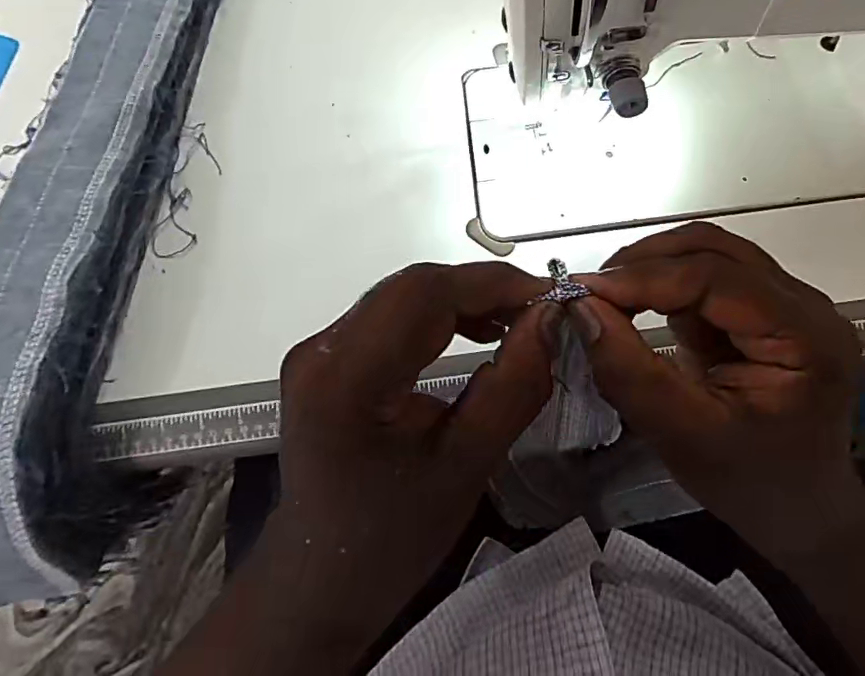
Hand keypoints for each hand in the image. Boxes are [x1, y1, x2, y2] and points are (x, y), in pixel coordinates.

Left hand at [262, 263, 554, 653]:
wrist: (320, 580)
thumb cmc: (390, 541)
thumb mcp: (465, 468)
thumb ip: (512, 387)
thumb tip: (547, 321)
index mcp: (344, 379)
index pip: (421, 296)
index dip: (488, 284)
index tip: (545, 297)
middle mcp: (320, 350)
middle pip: (409, 290)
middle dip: (478, 289)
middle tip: (536, 310)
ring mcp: (317, 350)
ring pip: (400, 297)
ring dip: (459, 299)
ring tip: (513, 321)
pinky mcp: (325, 358)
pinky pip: (388, 317)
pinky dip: (436, 316)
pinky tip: (473, 330)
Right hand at [570, 222, 864, 532]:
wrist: (799, 511)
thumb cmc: (752, 483)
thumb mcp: (682, 435)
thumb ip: (630, 370)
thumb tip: (581, 308)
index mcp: (806, 338)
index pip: (714, 277)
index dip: (643, 277)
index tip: (583, 292)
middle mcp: (805, 307)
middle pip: (713, 249)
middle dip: (644, 264)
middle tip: (591, 293)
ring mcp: (785, 303)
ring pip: (705, 252)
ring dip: (649, 267)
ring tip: (607, 297)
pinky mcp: (759, 307)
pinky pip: (701, 273)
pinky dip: (659, 283)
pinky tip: (633, 306)